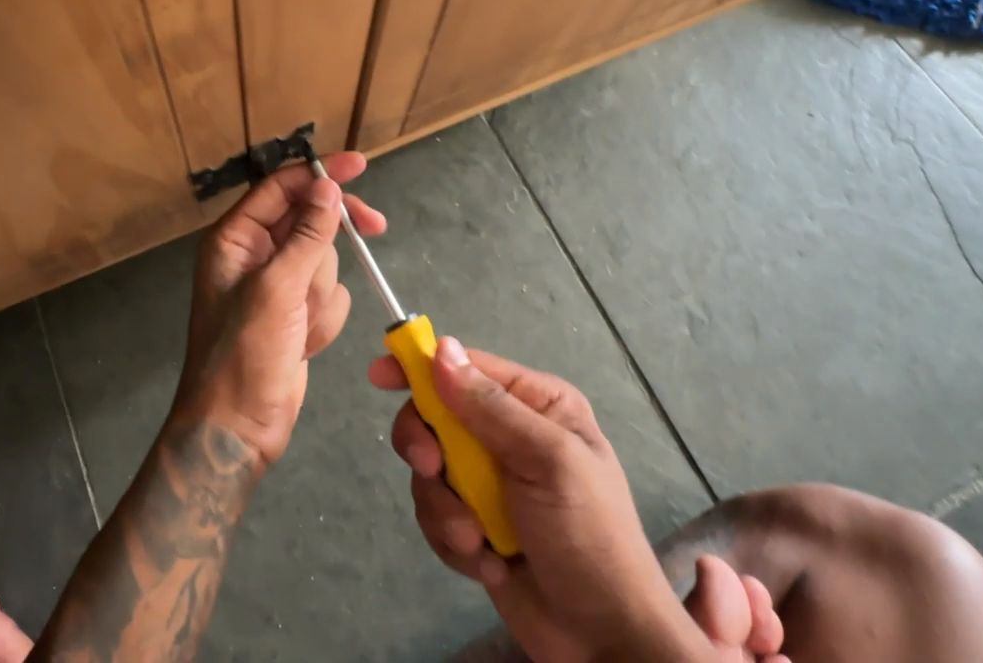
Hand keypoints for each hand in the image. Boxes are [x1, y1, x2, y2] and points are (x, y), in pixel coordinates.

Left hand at [174, 152, 385, 464]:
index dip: (320, 173)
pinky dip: (323, 320)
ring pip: (326, 263)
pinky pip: (329, 298)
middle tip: (375, 227)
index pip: (281, 187)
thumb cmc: (243, 355)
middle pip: (311, 222)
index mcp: (235, 239)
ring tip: (297, 325)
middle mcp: (255, 256)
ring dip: (321, 294)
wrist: (238, 429)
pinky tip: (303, 344)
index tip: (361, 165)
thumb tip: (328, 188)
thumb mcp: (275, 289)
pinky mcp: (295, 316)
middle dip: (332, 240)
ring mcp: (277, 288)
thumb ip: (307, 236)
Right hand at [371, 341, 778, 661]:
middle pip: (434, 417)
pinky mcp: (473, 523)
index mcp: (536, 404)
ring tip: (479, 540)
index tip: (380, 376)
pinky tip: (488, 562)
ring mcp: (488, 481)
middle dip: (428, 450)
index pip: (466, 368)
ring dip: (446, 510)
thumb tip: (442, 348)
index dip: (420, 367)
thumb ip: (491, 407)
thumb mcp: (548, 461)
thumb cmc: (588, 534)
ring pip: (428, 472)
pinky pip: (434, 515)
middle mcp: (508, 434)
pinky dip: (453, 540)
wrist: (602, 635)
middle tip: (433, 470)